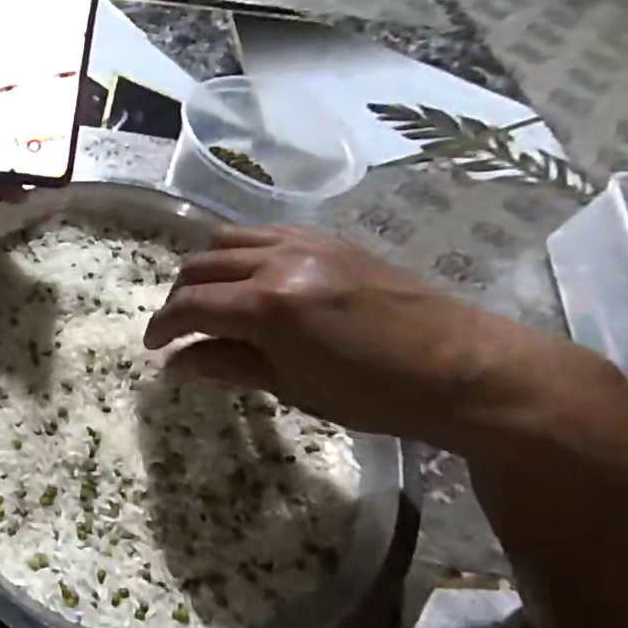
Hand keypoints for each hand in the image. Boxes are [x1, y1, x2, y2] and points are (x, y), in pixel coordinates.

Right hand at [142, 225, 622, 450]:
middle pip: (199, 267)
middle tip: (184, 330)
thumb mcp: (292, 386)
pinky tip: (252, 277)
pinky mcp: (330, 240)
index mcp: (267, 305)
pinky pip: (264, 233)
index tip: (154, 347)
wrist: (472, 370)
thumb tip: (175, 364)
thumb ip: (226, 365)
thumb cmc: (377, 394)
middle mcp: (278, 262)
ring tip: (213, 297)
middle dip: (180, 299)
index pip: (189, 306)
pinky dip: (241, 252)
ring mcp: (305, 244)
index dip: (163, 328)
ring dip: (207, 268)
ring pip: (226, 240)